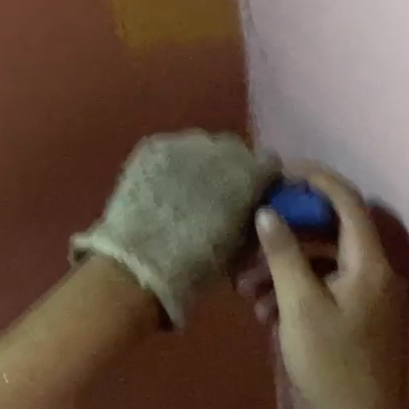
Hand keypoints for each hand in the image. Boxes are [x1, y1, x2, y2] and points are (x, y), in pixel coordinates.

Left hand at [71, 131, 275, 327]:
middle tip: (220, 191)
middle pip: (234, 149)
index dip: (262, 178)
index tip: (257, 192)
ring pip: (201, 145)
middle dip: (232, 167)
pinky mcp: (153, 146)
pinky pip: (173, 148)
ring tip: (189, 188)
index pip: (268, 162)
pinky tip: (165, 185)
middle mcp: (219, 150)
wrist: (140, 263)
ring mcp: (183, 143)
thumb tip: (255, 204)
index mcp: (249, 175)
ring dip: (201, 162)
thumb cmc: (197, 264)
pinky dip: (174, 162)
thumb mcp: (240, 243)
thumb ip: (253, 215)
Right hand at [236, 170, 408, 408]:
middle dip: (285, 234)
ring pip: (323, 262)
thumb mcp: (299, 304)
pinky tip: (264, 309)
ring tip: (246, 286)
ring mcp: (369, 297)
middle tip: (248, 238)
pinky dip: (296, 289)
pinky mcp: (360, 318)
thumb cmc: (332, 365)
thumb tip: (266, 211)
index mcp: (369, 264)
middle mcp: (375, 273)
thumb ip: (283, 253)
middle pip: (329, 232)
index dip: (314, 180)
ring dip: (284, 266)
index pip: (346, 201)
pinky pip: (326, 286)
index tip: (279, 172)